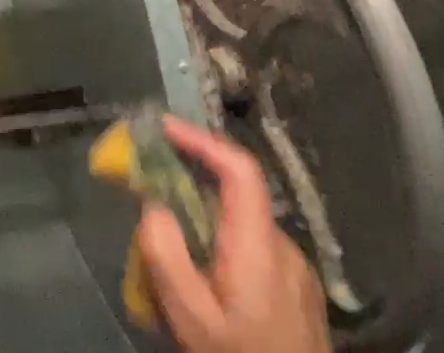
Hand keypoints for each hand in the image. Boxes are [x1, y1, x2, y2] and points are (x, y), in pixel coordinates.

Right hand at [136, 118, 331, 352]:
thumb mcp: (190, 315)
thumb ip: (166, 255)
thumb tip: (152, 204)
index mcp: (258, 245)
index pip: (240, 171)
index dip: (202, 141)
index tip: (163, 128)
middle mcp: (283, 246)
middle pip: (234, 194)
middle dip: (188, 182)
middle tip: (146, 185)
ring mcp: (295, 268)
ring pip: (241, 223)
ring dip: (203, 217)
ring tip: (167, 237)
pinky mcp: (297, 288)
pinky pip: (252, 246)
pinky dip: (221, 241)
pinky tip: (200, 272)